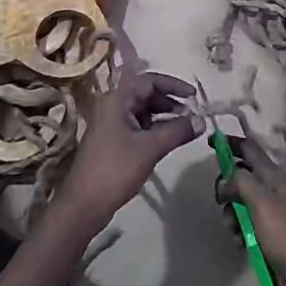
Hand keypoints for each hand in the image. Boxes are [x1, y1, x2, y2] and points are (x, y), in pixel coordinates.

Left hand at [55, 72, 200, 230]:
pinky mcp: (112, 141)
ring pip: (142, 111)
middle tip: (192, 115)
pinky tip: (168, 140)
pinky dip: (154, 129)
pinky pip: (137, 126)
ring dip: (164, 117)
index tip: (194, 96)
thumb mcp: (151, 148)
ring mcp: (110, 124)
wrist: (83, 205)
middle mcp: (112, 107)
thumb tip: (202, 120)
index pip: (149, 80)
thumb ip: (178, 131)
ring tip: (184, 128)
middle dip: (170, 102)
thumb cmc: (115, 169)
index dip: (174, 85)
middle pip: (146, 94)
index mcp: (117, 100)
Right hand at [216, 135, 285, 285]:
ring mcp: (267, 207)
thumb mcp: (259, 200)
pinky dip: (237, 228)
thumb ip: (240, 181)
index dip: (230, 142)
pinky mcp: (264, 227)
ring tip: (235, 229)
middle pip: (239, 174)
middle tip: (222, 199)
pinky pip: (242, 220)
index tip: (209, 142)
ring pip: (237, 199)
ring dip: (231, 213)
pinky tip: (241, 241)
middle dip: (226, 186)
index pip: (248, 147)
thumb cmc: (281, 231)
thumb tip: (224, 179)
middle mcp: (269, 186)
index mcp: (271, 174)